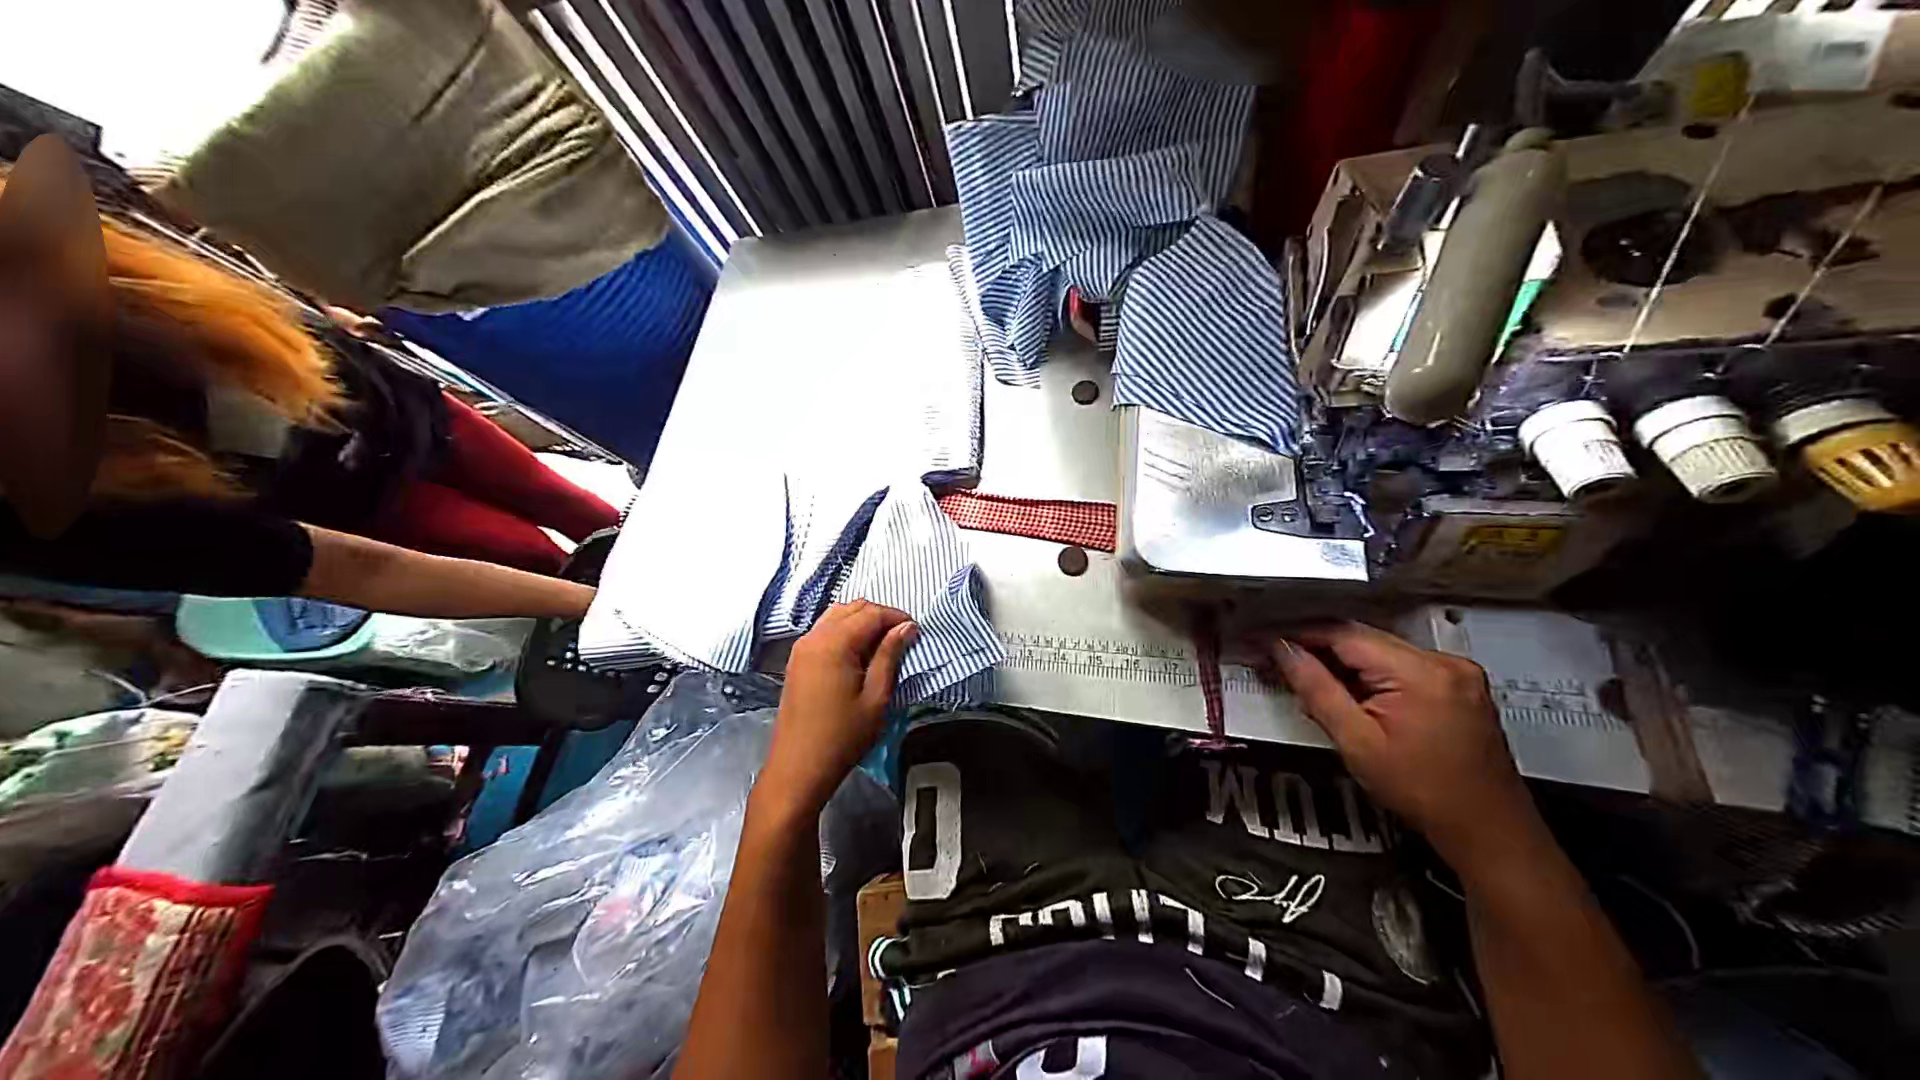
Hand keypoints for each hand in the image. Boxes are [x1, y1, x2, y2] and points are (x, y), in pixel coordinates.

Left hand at [760, 601, 917, 815]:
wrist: (798, 766)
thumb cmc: (843, 736)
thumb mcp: (876, 697)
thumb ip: (890, 656)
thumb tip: (906, 627)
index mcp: (834, 643)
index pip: (871, 613)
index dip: (896, 617)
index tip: (915, 632)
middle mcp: (814, 637)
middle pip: (852, 608)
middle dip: (880, 616)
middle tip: (901, 638)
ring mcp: (802, 647)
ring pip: (836, 615)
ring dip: (861, 621)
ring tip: (882, 645)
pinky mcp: (797, 660)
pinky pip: (824, 630)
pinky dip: (845, 631)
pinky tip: (859, 654)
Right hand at [1263, 621, 1544, 875]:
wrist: (1488, 830)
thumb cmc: (1424, 793)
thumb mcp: (1357, 742)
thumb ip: (1316, 689)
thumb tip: (1283, 651)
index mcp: (1422, 672)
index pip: (1344, 635)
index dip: (1299, 634)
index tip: (1265, 639)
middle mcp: (1444, 661)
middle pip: (1362, 638)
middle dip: (1315, 647)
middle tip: (1274, 658)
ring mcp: (1456, 671)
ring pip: (1378, 650)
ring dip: (1340, 661)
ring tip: (1304, 677)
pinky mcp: (1457, 683)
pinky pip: (1399, 664)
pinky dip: (1367, 673)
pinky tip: (1345, 691)